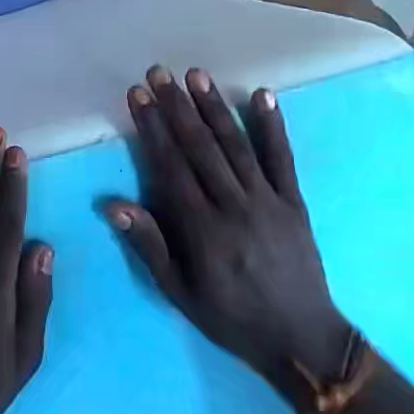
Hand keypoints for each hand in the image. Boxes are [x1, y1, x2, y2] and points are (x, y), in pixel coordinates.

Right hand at [104, 66, 353, 400]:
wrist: (301, 340)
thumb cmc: (231, 317)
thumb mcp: (180, 292)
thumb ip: (149, 245)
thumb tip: (113, 204)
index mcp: (203, 231)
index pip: (171, 166)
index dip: (153, 128)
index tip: (139, 96)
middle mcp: (234, 207)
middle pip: (201, 147)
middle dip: (177, 107)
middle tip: (159, 73)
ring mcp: (268, 201)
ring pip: (236, 145)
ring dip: (214, 107)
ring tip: (196, 74)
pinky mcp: (295, 201)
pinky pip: (282, 158)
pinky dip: (272, 126)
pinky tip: (262, 94)